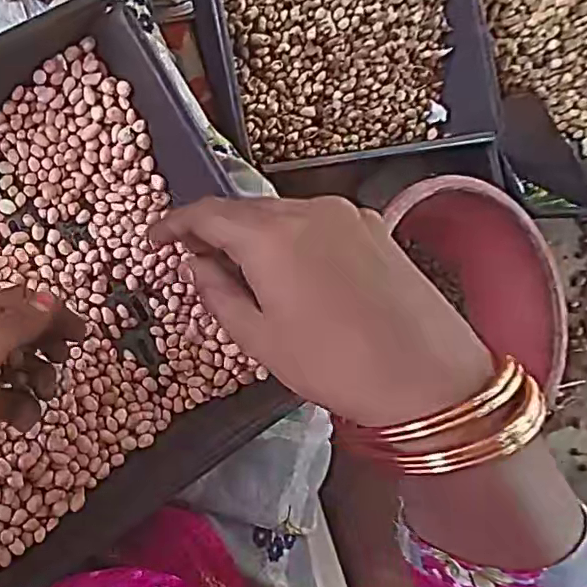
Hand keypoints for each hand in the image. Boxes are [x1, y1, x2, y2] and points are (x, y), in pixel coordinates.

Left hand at [0, 288, 86, 586]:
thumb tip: (49, 298)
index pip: (22, 302)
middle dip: (48, 347)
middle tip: (62, 362)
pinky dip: (22, 407)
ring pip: (22, 368)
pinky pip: (11, 399)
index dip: (53, 313)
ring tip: (41, 395)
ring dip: (39, 379)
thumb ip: (18, 323)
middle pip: (24, 333)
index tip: (81, 334)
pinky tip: (22, 422)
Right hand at [148, 196, 490, 425]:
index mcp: (270, 236)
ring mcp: (345, 213)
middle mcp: (307, 209)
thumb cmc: (333, 365)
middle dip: (213, 231)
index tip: (155, 240)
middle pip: (243, 209)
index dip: (173, 224)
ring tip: (242, 270)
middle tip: (195, 261)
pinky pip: (313, 221)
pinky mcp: (373, 225)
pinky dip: (288, 237)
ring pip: (279, 213)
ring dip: (252, 235)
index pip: (206, 213)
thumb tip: (195, 264)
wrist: (431, 377)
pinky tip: (290, 269)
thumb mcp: (258, 339)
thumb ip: (217, 293)